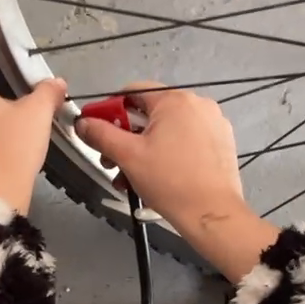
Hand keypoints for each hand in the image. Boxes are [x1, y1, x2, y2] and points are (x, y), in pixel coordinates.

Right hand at [75, 84, 278, 281]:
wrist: (211, 213)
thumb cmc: (172, 183)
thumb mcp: (127, 156)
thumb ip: (101, 134)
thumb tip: (83, 123)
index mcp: (175, 100)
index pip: (132, 91)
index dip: (109, 109)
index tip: (97, 128)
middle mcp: (197, 105)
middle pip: (150, 113)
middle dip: (125, 136)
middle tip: (112, 160)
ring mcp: (213, 124)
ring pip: (167, 130)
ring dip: (143, 149)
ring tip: (131, 176)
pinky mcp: (220, 143)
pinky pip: (185, 141)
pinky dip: (167, 154)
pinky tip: (156, 177)